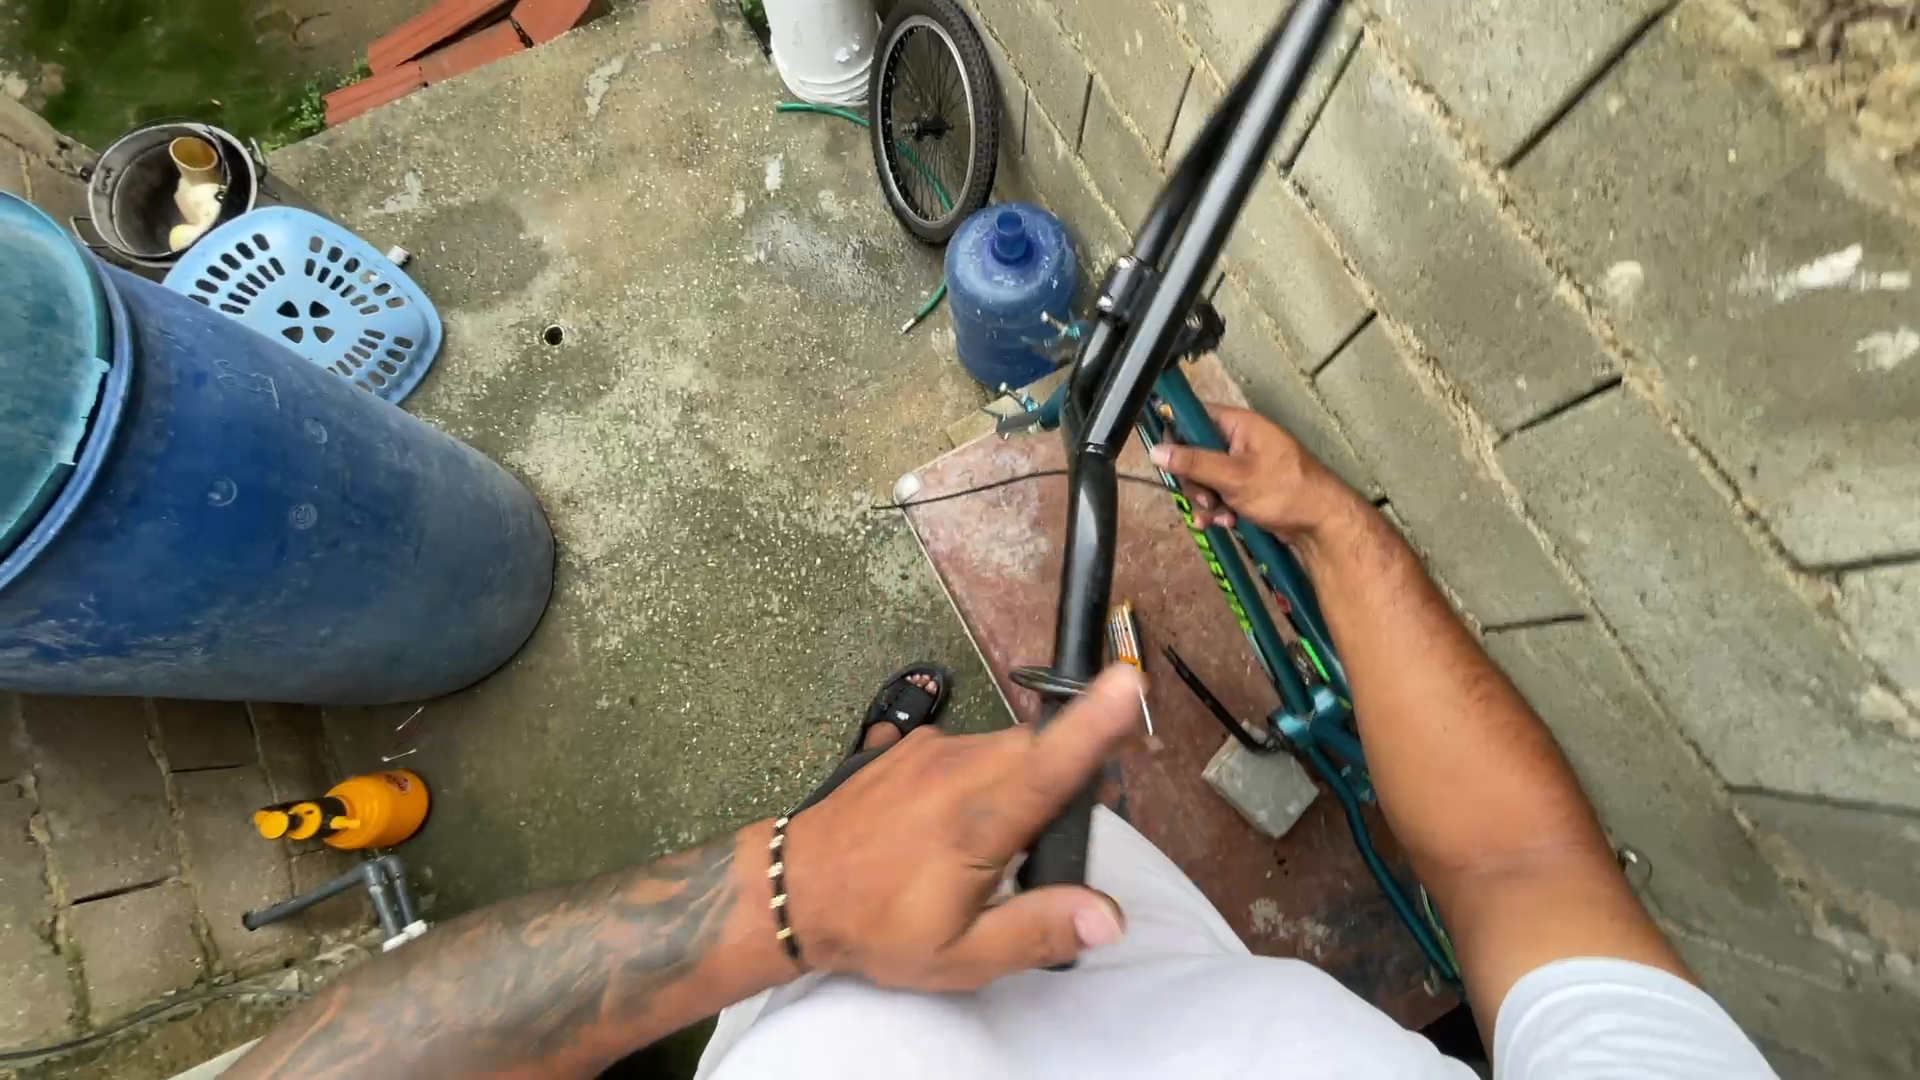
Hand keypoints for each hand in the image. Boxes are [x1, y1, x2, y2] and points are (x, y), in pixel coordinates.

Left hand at [781, 667, 1141, 990]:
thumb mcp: (961, 954)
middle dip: (1071, 769)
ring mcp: (933, 747)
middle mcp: (959, 767)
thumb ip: (1038, 929)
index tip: (1127, 684)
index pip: (1051, 762)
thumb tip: (1109, 914)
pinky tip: (961, 815)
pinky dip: (989, 770)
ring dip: (1027, 776)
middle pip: (1039, 749)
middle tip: (1074, 819)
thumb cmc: (879, 925)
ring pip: (1008, 745)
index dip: (1095, 722)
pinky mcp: (914, 742)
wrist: (796, 884)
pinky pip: (974, 746)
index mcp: (977, 819)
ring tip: (1003, 834)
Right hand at [1148, 404, 1360, 542]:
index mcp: (1238, 425)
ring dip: (1205, 501)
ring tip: (1220, 516)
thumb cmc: (1283, 490)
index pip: (1192, 417)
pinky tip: (1224, 522)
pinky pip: (1216, 494)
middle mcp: (1237, 440)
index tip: (1166, 459)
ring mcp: (1240, 465)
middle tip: (1206, 498)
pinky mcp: (1243, 488)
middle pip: (1192, 454)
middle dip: (1194, 482)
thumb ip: (1192, 463)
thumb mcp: (1233, 476)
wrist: (1320, 524)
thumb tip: (1155, 451)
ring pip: (1202, 479)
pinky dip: (1216, 509)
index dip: (1175, 436)